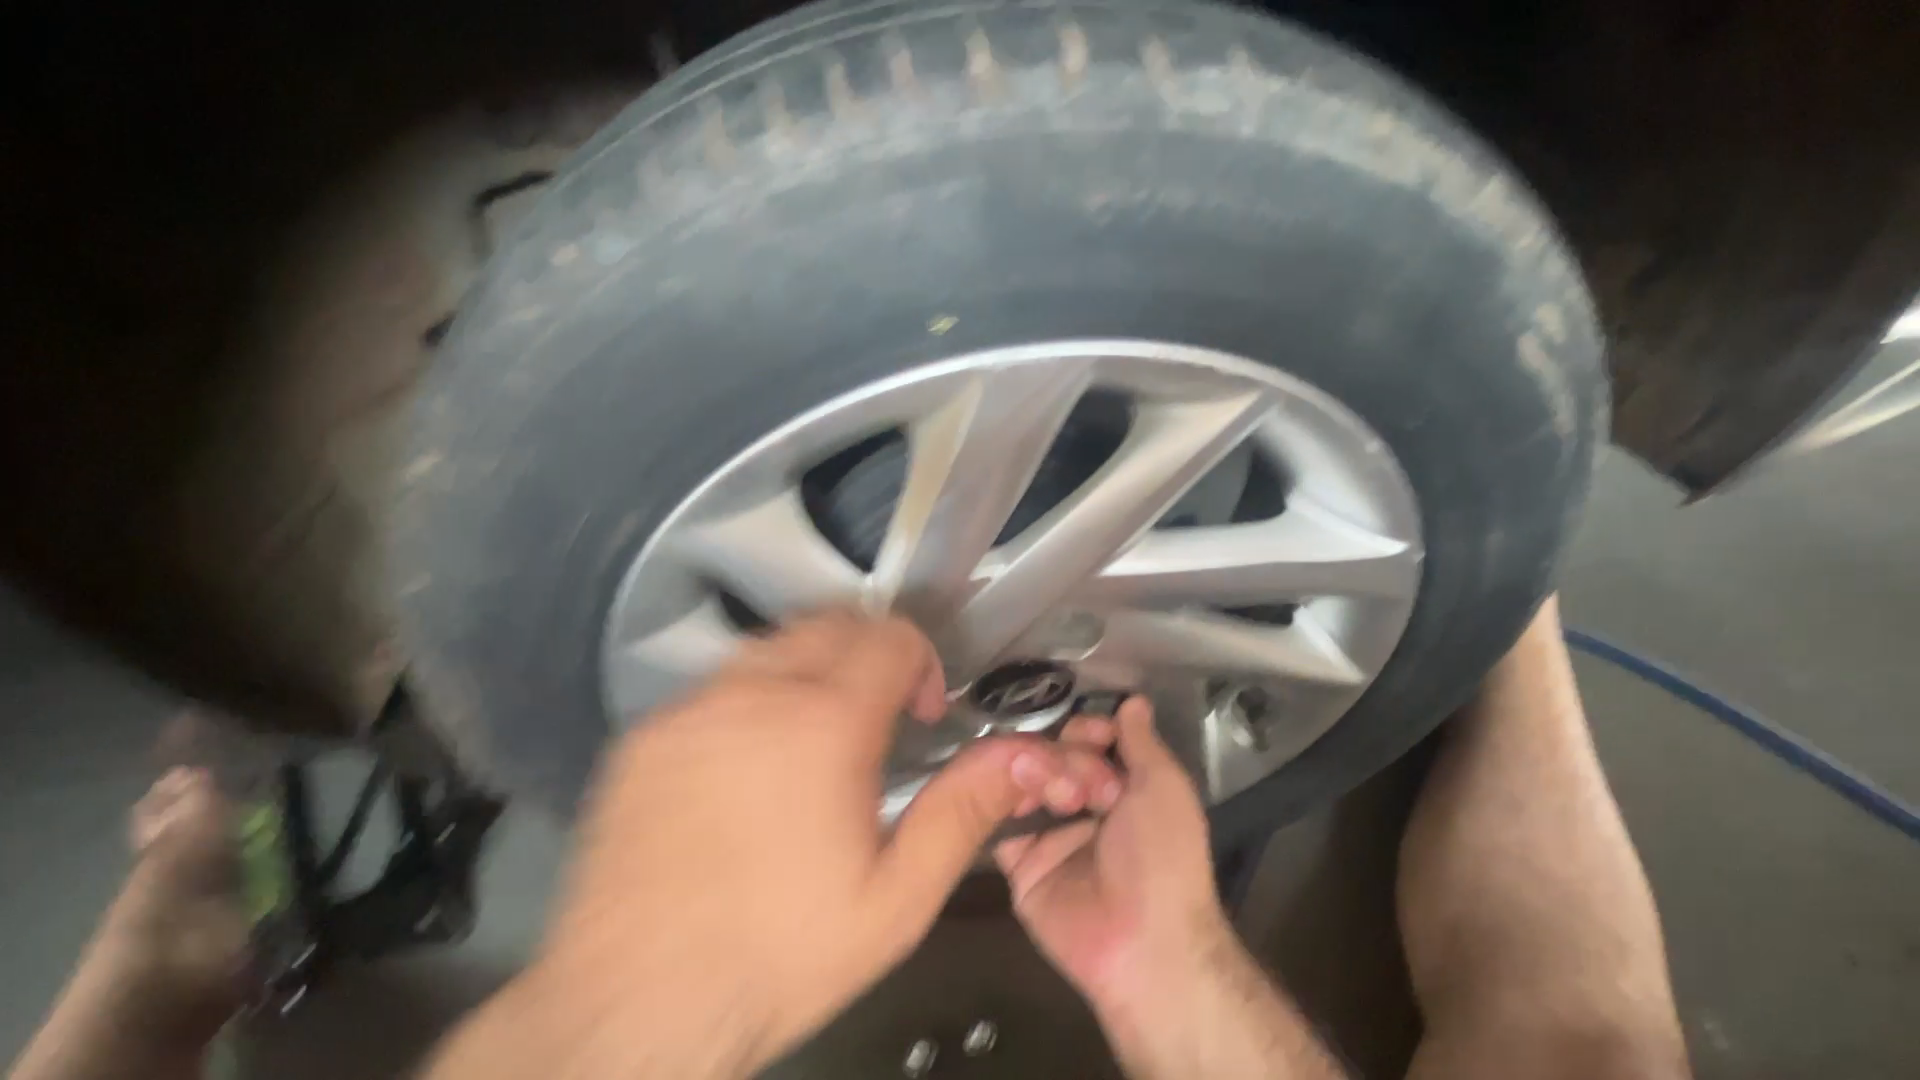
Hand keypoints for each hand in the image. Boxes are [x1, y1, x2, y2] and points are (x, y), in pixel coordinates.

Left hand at [457, 612, 1118, 1078]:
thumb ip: (963, 813)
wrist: (634, 1005)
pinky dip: (750, 698)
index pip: (889, 636)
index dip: (922, 662)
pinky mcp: (644, 737)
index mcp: (824, 724)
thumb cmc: (778, 956)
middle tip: (882, 714)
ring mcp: (689, 710)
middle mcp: (752, 695)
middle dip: (871, 651)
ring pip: (769, 646)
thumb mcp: (896, 900)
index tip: (923, 713)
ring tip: (819, 735)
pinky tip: (750, 764)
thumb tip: (1014, 758)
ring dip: (810, 667)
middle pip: (829, 623)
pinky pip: (713, 686)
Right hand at [994, 696, 1230, 1011]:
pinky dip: (995, 804)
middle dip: (1058, 753)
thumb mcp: (1163, 788)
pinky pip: (999, 826)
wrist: (1142, 940)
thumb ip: (1141, 743)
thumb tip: (1134, 701)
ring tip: (1034, 779)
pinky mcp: (1022, 866)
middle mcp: (1084, 809)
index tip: (1088, 733)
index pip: (1091, 742)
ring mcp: (1051, 837)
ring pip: (1025, 785)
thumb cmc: (1163, 856)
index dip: (1086, 729)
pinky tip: (998, 788)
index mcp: (1123, 792)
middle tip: (1068, 772)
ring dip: (1028, 773)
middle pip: (1054, 758)